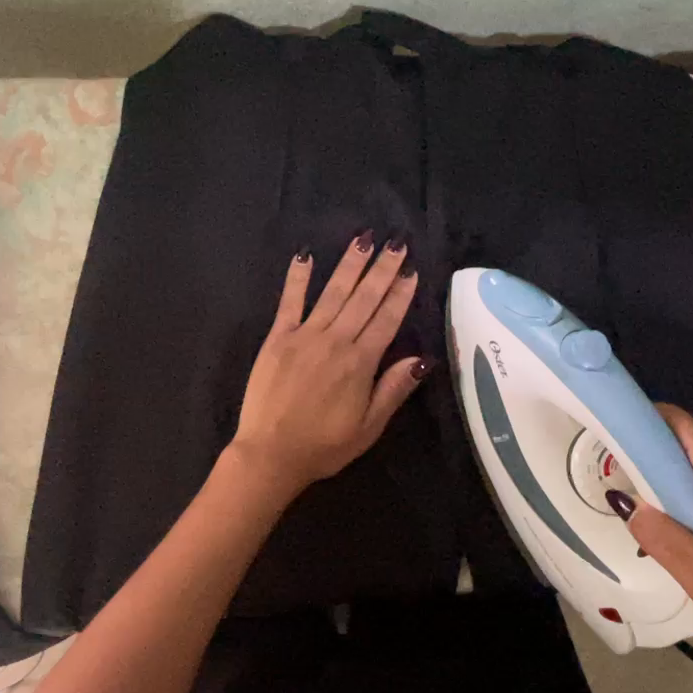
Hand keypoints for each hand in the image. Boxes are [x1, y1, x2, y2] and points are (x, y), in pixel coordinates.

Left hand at [225, 233, 431, 503]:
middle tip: (396, 242)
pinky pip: (290, 301)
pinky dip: (298, 277)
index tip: (412, 270)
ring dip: (349, 264)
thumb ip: (393, 389)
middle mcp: (335, 341)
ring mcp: (304, 336)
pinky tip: (305, 255)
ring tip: (363, 238)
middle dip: (382, 269)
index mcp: (360, 363)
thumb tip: (422, 359)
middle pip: (364, 298)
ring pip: (332, 292)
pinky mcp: (278, 338)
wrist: (271, 453)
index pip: (387, 319)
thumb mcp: (369, 427)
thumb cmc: (324, 446)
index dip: (401, 294)